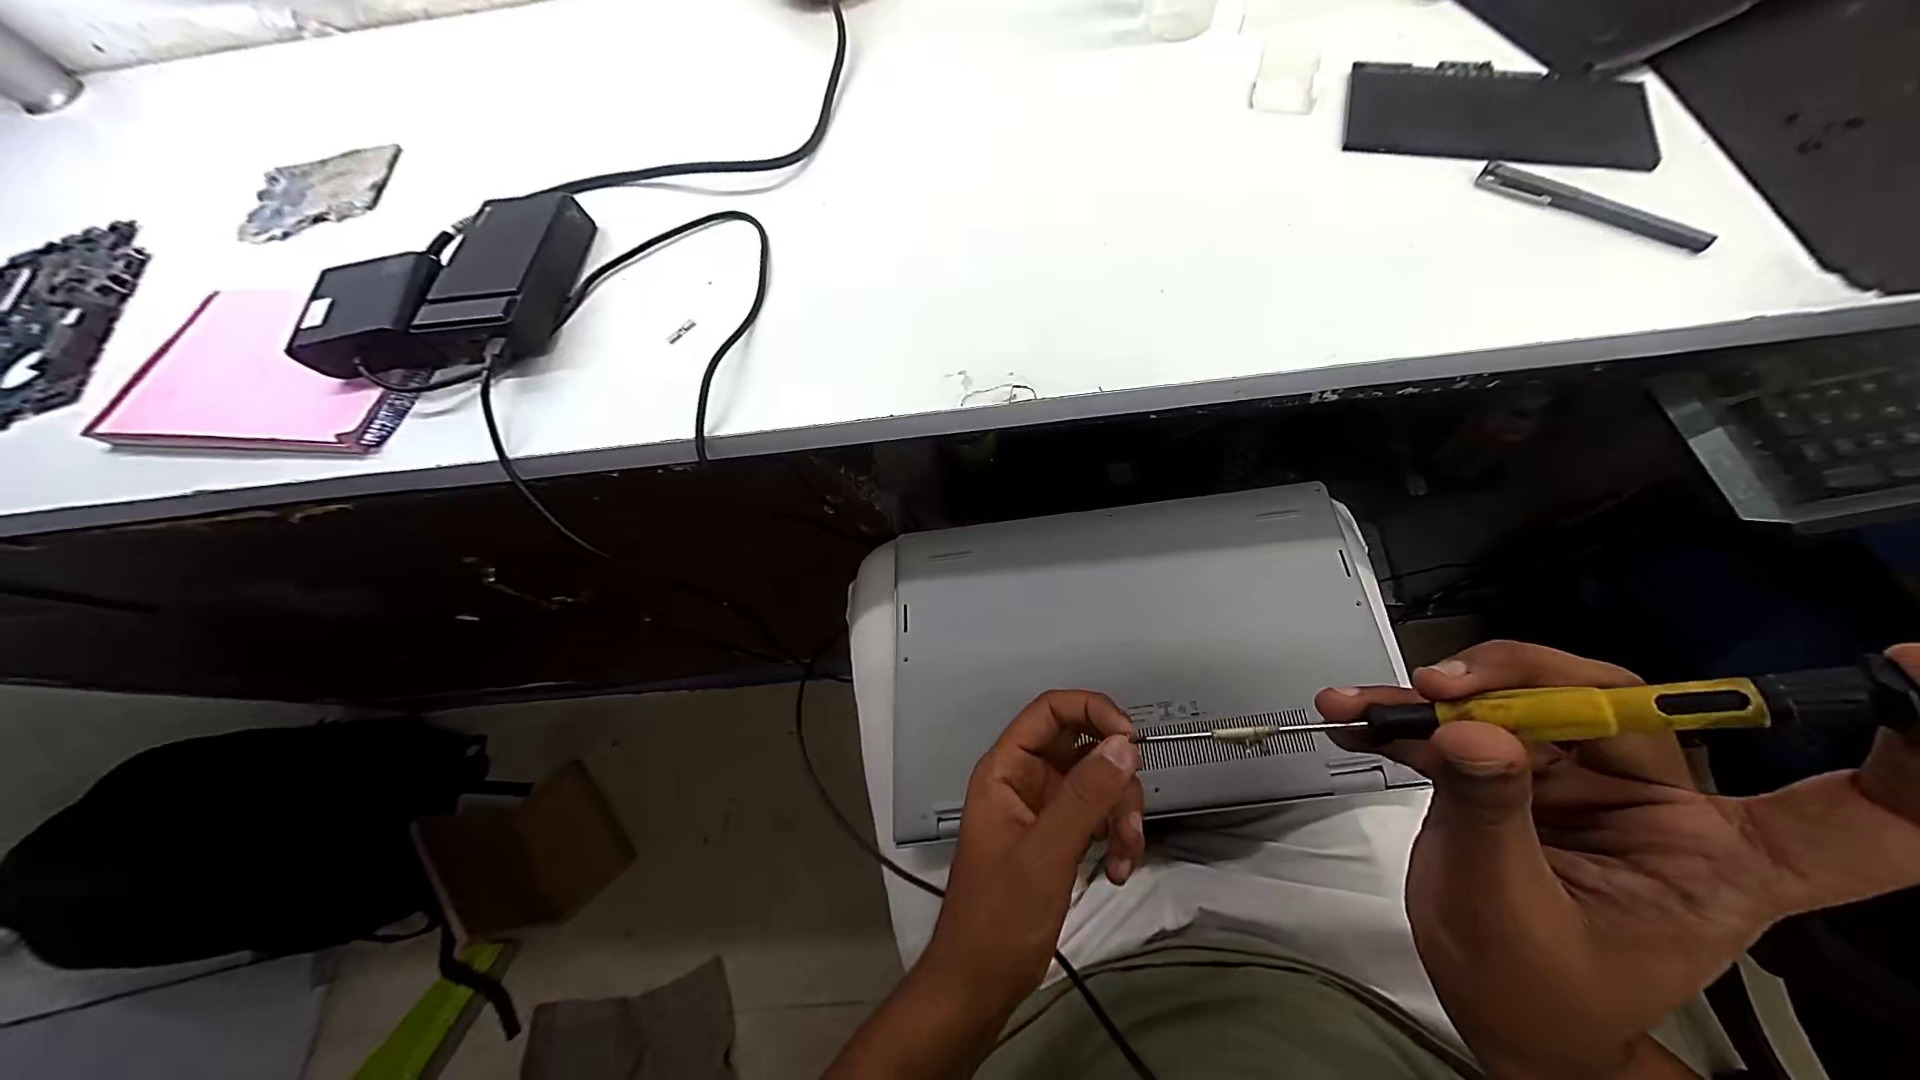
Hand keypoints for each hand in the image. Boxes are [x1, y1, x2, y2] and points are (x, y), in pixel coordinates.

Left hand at [923, 689, 1144, 1005]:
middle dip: (1115, 776)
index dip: (1092, 710)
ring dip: (1122, 814)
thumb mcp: (1045, 854)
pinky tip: (1119, 869)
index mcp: (1005, 769)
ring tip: (1125, 855)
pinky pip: (1098, 815)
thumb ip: (1085, 796)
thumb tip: (1124, 745)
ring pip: (1098, 781)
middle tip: (1128, 813)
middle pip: (1082, 744)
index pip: (1049, 710)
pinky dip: (1117, 836)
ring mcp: (1044, 806)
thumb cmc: (997, 920)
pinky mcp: (1060, 834)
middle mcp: (1024, 779)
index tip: (1131, 739)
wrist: (980, 983)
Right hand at [1316, 641, 1919, 1079]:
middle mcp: (1656, 806)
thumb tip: (1472, 731)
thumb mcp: (1505, 907)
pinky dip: (1403, 722)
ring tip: (1366, 703)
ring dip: (1432, 698)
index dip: (1909, 756)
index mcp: (1716, 858)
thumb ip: (1492, 816)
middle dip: (1518, 682)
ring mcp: (1575, 784)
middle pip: (1613, 705)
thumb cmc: (1526, 988)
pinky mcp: (1508, 773)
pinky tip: (1355, 718)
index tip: (1913, 669)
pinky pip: (1458, 728)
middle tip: (1435, 687)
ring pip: (1519, 704)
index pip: (1861, 819)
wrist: (1483, 1005)